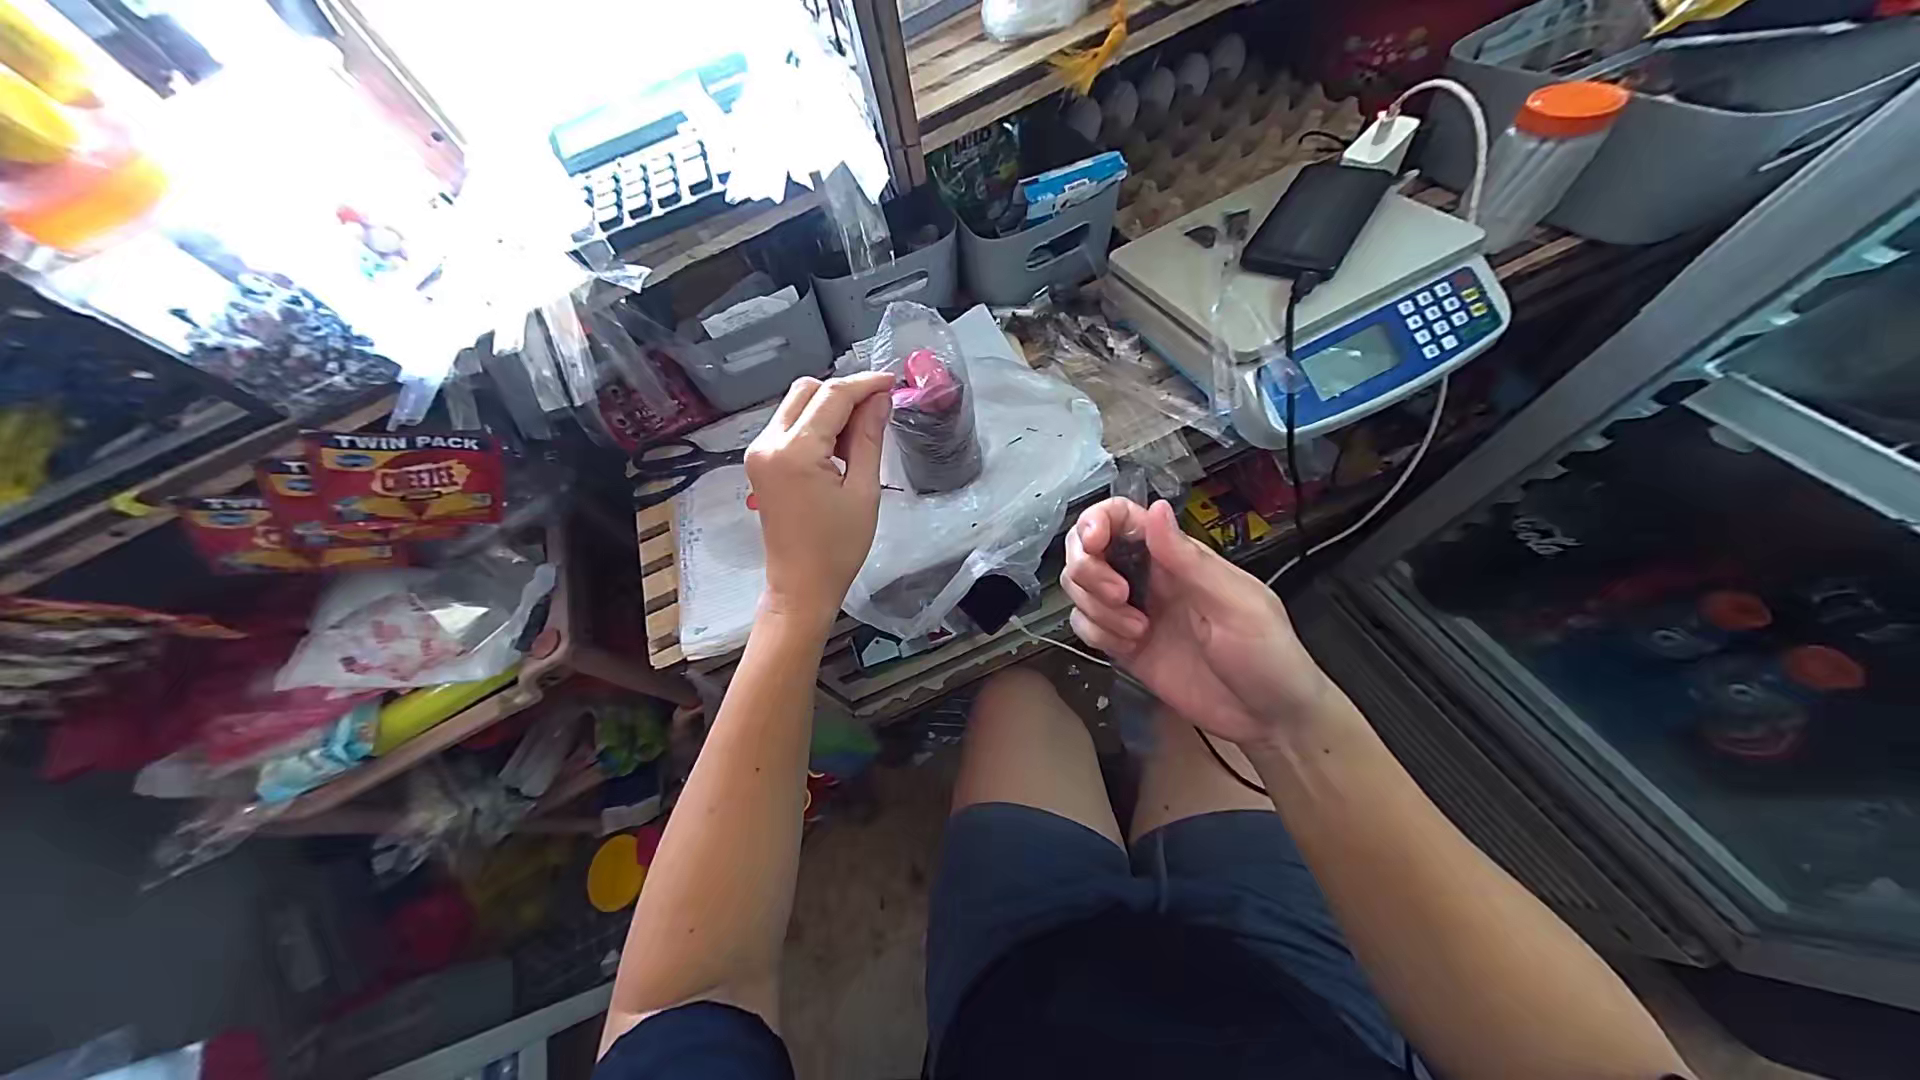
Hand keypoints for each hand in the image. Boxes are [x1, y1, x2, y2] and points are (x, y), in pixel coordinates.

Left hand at [746, 372, 893, 623]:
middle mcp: (767, 443)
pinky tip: (838, 448)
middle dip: (844, 392)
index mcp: (794, 452)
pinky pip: (789, 425)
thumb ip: (869, 437)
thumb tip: (881, 398)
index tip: (892, 381)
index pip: (831, 396)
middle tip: (878, 411)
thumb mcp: (863, 490)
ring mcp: (758, 452)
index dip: (864, 384)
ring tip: (860, 436)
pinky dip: (815, 425)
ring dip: (829, 408)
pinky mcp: (760, 462)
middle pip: (807, 391)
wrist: (801, 585)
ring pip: (796, 404)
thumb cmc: (838, 547)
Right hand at [1061, 498, 1337, 748]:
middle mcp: (1148, 577)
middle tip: (1118, 596)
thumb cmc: (1267, 655)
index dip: (1096, 521)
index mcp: (1177, 556)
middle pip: (1086, 550)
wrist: (1267, 719)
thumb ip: (1188, 559)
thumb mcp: (1235, 603)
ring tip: (1137, 631)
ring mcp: (1132, 611)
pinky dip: (1096, 633)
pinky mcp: (1122, 645)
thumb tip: (1156, 509)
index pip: (1122, 518)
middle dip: (1088, 570)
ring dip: (1096, 607)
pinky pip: (1084, 626)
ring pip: (1079, 588)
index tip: (1093, 543)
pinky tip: (1129, 647)